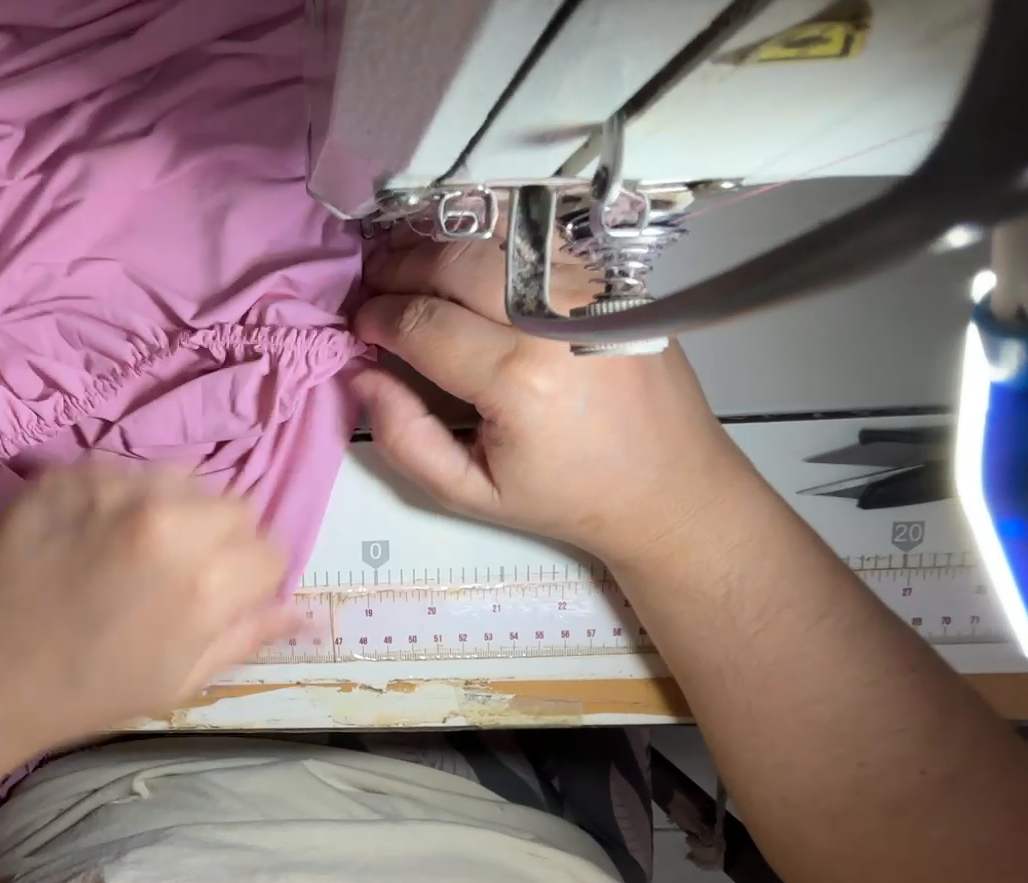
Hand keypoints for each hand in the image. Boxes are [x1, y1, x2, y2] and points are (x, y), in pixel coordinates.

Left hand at [0, 463, 293, 765]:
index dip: (251, 576)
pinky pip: (125, 471)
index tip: (222, 593)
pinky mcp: (68, 472)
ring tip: (135, 548)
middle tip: (179, 571)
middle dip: (221, 537)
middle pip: (236, 504)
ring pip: (184, 478)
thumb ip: (247, 636)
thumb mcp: (179, 681)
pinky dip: (123, 498)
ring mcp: (113, 487)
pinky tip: (91, 535)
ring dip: (176, 509)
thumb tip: (303, 610)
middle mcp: (168, 519)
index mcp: (206, 582)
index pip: (271, 548)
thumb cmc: (86, 693)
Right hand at [351, 240, 761, 566]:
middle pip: (455, 263)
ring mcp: (591, 294)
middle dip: (399, 269)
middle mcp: (557, 323)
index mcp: (519, 381)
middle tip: (373, 289)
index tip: (358, 328)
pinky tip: (463, 270)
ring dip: (440, 250)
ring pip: (496, 241)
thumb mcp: (467, 491)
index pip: (422, 323)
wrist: (669, 486)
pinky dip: (489, 248)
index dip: (376, 318)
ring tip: (408, 272)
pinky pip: (536, 246)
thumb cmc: (563, 496)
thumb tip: (361, 375)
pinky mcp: (611, 285)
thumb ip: (404, 437)